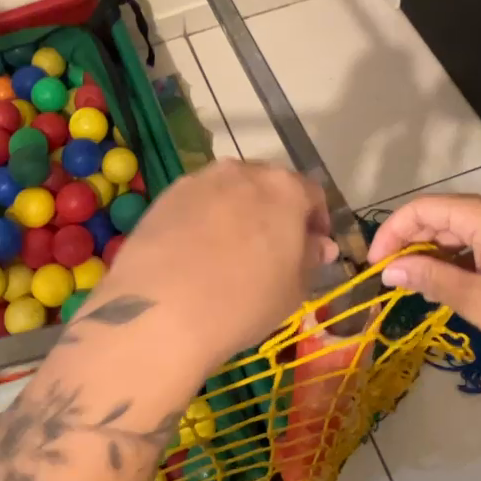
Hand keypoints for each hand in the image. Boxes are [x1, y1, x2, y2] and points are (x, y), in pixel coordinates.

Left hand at [85, 161, 333, 374]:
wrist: (162, 308)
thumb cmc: (244, 301)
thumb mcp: (293, 290)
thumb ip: (310, 259)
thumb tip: (319, 245)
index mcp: (284, 188)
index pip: (311, 194)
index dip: (315, 222)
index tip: (312, 249)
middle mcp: (242, 172)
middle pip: (267, 186)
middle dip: (274, 212)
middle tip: (271, 250)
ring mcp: (200, 180)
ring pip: (229, 191)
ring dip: (237, 213)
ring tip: (230, 252)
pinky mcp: (166, 195)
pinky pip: (197, 203)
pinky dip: (203, 220)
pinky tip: (196, 254)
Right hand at [367, 195, 480, 380]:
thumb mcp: (478, 301)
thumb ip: (429, 279)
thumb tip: (389, 269)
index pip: (424, 209)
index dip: (392, 233)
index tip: (374, 266)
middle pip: (444, 215)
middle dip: (412, 242)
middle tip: (391, 278)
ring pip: (465, 230)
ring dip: (436, 253)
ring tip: (417, 286)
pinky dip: (462, 259)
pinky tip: (453, 285)